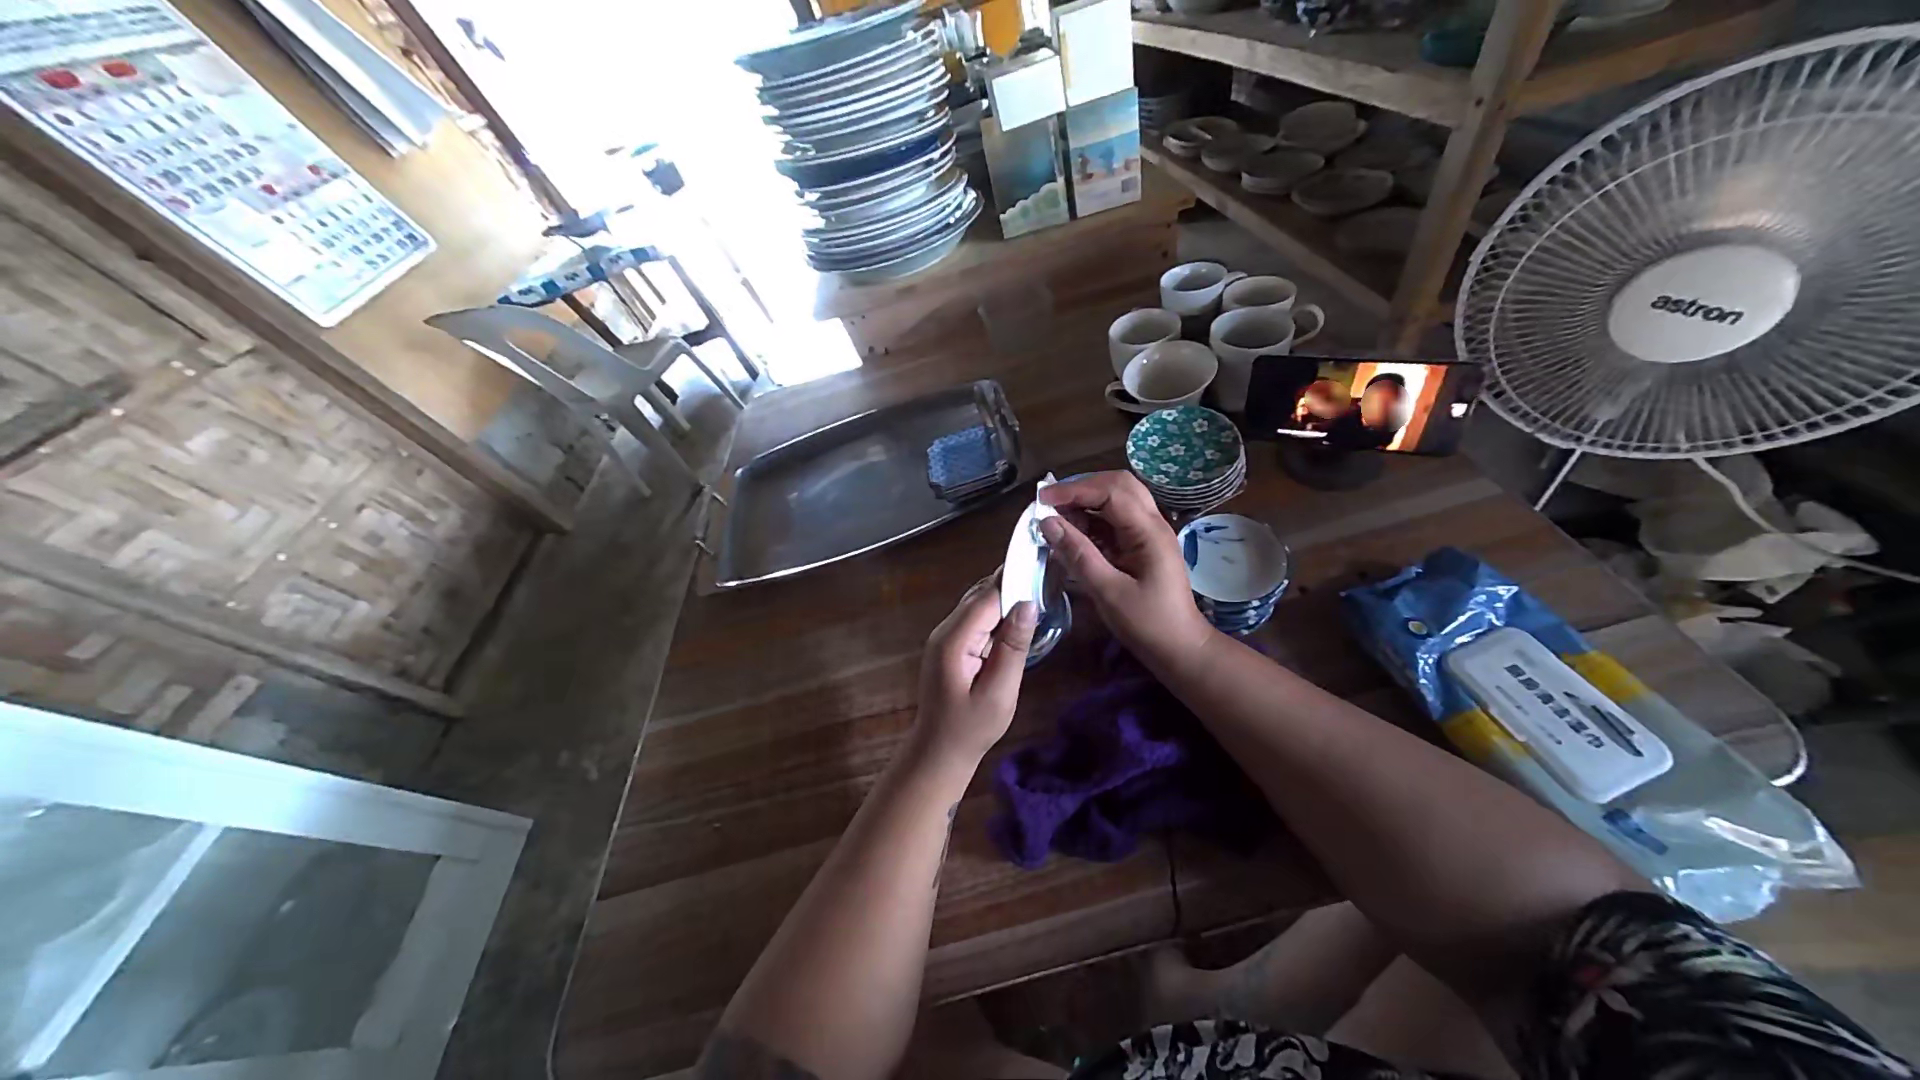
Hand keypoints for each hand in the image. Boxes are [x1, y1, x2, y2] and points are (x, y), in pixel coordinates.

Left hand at [914, 575, 1036, 766]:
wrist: (939, 753)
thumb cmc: (970, 729)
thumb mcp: (999, 692)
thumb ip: (1013, 647)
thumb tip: (1027, 604)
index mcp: (954, 640)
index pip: (986, 598)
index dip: (1013, 580)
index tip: (1042, 563)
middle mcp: (945, 632)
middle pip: (980, 597)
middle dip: (1010, 585)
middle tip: (1046, 573)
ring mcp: (945, 639)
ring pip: (977, 607)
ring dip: (1005, 599)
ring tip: (1038, 588)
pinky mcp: (951, 647)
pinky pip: (975, 622)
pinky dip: (997, 616)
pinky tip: (1018, 618)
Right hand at [1039, 471, 1213, 670]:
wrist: (1180, 649)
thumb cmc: (1148, 624)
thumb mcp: (1108, 592)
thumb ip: (1078, 555)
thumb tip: (1047, 524)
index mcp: (1149, 531)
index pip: (1111, 491)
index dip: (1074, 490)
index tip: (1042, 500)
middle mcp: (1152, 523)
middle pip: (1117, 485)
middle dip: (1081, 489)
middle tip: (1049, 505)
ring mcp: (1148, 533)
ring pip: (1116, 500)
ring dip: (1085, 503)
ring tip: (1056, 520)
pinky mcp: (1141, 545)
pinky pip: (1114, 520)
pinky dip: (1091, 521)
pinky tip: (1072, 535)